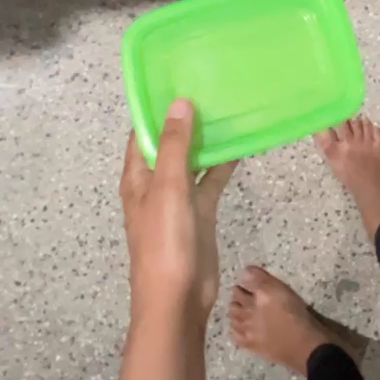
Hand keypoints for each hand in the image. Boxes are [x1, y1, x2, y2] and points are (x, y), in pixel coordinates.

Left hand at [119, 99, 236, 329]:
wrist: (178, 299)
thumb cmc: (164, 242)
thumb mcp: (168, 188)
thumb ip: (175, 145)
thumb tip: (180, 102)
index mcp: (137, 177)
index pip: (143, 133)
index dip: (157, 109)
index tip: (179, 79)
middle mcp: (155, 184)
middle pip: (169, 144)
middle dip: (186, 120)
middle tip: (212, 87)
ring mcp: (178, 199)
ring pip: (192, 160)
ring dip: (206, 139)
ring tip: (228, 108)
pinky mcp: (200, 212)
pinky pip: (210, 179)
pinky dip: (223, 163)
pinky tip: (242, 144)